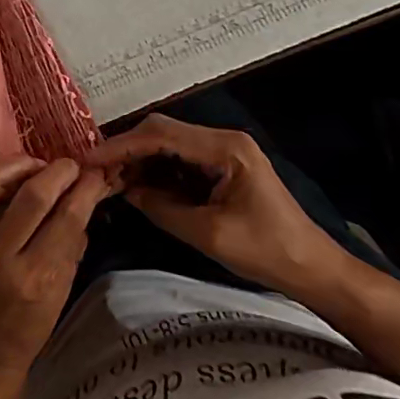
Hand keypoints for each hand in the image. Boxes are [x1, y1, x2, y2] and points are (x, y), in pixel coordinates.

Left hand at [0, 156, 113, 376]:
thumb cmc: (35, 318)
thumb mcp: (66, 282)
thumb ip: (75, 235)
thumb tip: (90, 190)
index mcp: (37, 275)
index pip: (68, 218)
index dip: (87, 188)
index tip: (97, 175)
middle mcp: (1, 254)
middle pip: (33, 195)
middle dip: (60, 172)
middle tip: (71, 168)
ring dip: (17, 165)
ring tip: (35, 168)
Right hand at [87, 115, 350, 296]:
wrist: (309, 266)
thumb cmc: (265, 250)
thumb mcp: (207, 234)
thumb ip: (162, 208)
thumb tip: (127, 191)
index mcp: (225, 148)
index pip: (162, 135)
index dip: (122, 146)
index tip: (90, 160)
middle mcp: (223, 140)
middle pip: (163, 132)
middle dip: (128, 150)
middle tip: (96, 173)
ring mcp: (224, 152)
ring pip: (169, 145)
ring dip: (140, 161)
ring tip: (110, 182)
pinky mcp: (222, 168)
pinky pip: (181, 162)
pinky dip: (157, 172)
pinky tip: (137, 187)